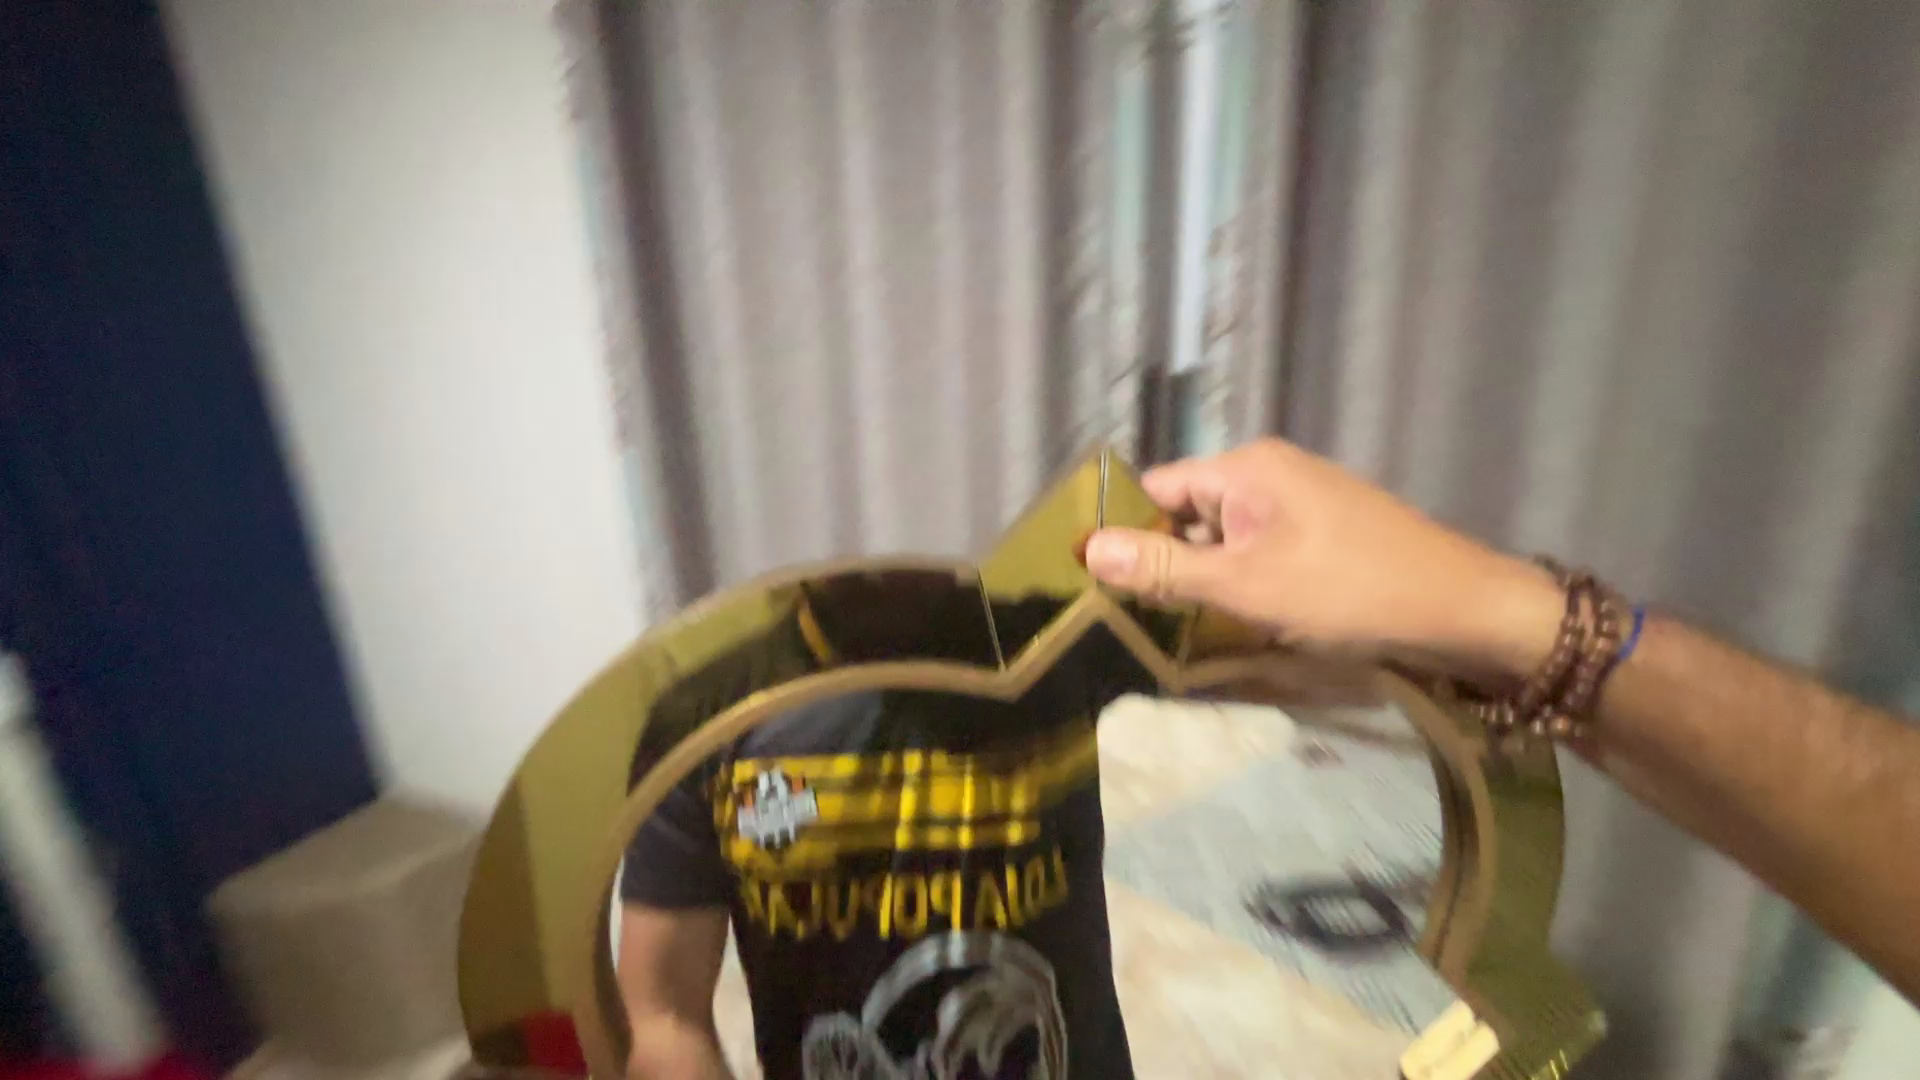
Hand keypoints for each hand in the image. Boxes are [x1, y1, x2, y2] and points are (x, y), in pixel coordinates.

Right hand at [1083, 439, 1561, 678]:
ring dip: (1202, 571)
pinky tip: (1236, 612)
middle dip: (1163, 557)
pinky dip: (1237, 576)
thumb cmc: (1346, 590)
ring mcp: (1297, 499)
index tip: (1100, 580)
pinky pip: (1254, 545)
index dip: (1124, 531)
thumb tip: (1087, 549)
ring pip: (1220, 533)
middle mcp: (1267, 471)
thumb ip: (1164, 567)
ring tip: (1182, 618)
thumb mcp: (1244, 585)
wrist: (1465, 610)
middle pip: (1186, 511)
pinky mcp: (1318, 528)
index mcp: (1245, 468)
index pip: (1156, 489)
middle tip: (1140, 610)